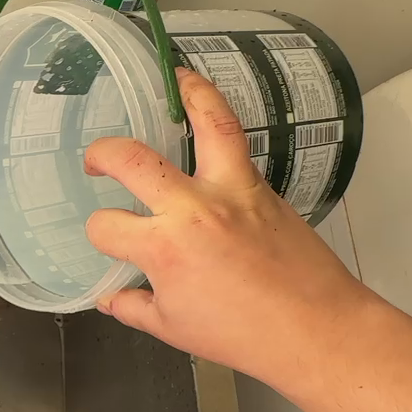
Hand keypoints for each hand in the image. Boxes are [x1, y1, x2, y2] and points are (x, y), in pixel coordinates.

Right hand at [81, 67, 378, 383]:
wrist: (315, 328)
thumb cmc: (239, 334)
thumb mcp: (170, 328)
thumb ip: (132, 306)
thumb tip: (111, 297)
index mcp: (162, 249)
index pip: (106, 226)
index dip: (100, 235)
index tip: (110, 243)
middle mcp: (192, 210)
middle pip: (133, 161)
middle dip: (103, 154)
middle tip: (96, 160)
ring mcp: (231, 193)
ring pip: (210, 125)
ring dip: (189, 94)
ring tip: (173, 77)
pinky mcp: (261, 189)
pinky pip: (237, 143)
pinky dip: (219, 123)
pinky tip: (209, 118)